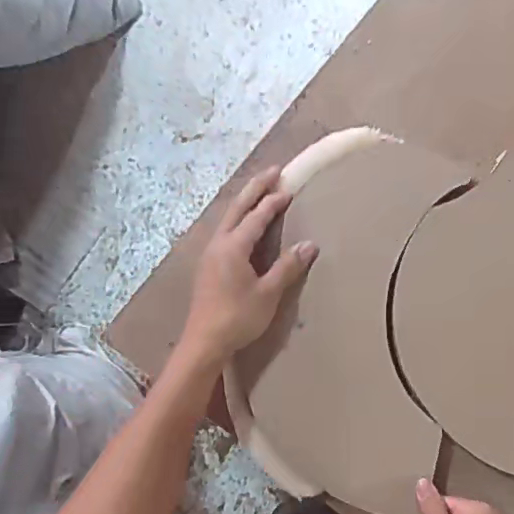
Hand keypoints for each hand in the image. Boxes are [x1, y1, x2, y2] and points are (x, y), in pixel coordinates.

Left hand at [179, 166, 319, 366]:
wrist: (204, 342)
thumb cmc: (237, 318)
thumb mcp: (268, 294)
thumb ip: (287, 267)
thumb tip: (309, 245)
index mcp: (233, 246)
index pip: (256, 216)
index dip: (273, 201)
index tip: (289, 187)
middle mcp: (218, 244)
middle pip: (237, 207)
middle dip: (255, 188)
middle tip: (273, 171)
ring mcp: (209, 254)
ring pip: (227, 218)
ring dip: (244, 202)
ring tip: (259, 192)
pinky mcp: (207, 266)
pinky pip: (224, 232)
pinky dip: (237, 220)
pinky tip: (243, 227)